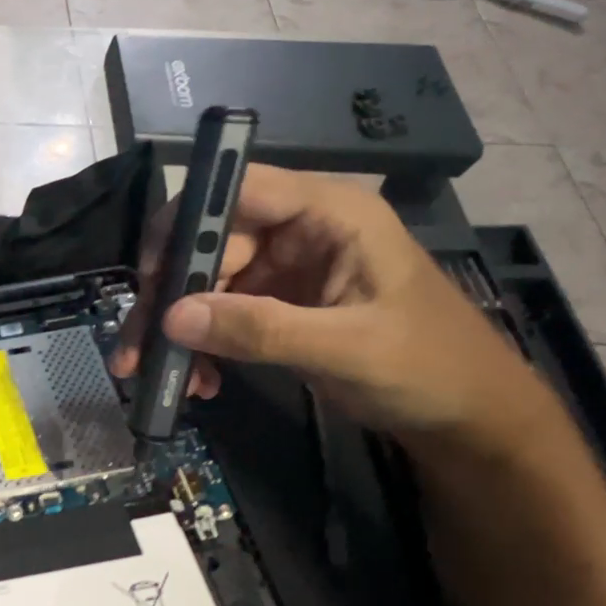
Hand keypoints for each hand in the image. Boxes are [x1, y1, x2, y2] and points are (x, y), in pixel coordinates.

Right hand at [112, 166, 546, 440]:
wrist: (468, 417)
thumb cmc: (430, 367)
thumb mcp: (347, 348)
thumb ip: (260, 329)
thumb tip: (172, 318)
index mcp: (329, 215)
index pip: (238, 188)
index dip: (186, 221)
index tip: (150, 274)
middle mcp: (299, 232)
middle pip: (209, 243)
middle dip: (169, 296)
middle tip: (137, 347)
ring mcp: (285, 269)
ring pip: (204, 284)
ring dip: (177, 330)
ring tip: (158, 374)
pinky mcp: (276, 305)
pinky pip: (218, 315)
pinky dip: (201, 346)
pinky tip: (201, 381)